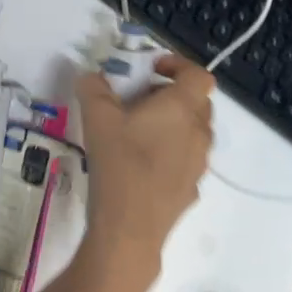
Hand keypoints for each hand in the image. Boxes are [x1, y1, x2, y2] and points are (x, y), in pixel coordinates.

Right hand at [76, 52, 215, 271]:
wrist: (131, 226)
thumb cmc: (118, 161)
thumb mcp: (95, 114)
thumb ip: (93, 87)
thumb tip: (92, 76)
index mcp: (181, 109)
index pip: (198, 75)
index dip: (177, 65)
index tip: (150, 68)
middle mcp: (199, 134)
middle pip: (198, 103)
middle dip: (171, 93)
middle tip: (137, 97)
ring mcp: (199, 164)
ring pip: (193, 132)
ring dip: (171, 123)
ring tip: (135, 130)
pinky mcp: (191, 189)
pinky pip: (184, 158)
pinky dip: (168, 151)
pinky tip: (139, 163)